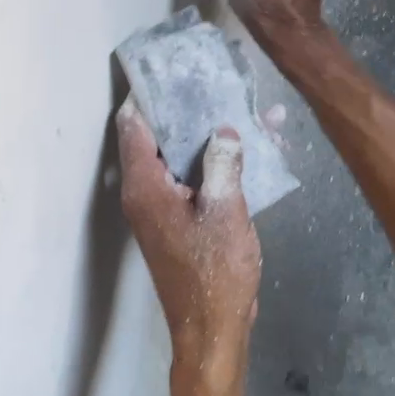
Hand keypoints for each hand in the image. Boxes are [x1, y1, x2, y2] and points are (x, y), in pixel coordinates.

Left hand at [117, 96, 262, 376]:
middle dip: (192, 109)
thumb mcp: (225, 211)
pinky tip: (260, 149)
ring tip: (252, 109)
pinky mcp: (186, 221)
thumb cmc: (215, 271)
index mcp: (147, 186)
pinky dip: (224, 164)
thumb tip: (224, 131)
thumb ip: (223, 164)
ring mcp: (167, 208)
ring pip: (187, 158)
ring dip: (216, 137)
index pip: (135, 125)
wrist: (214, 329)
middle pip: (162, 137)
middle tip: (219, 79)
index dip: (149, 94)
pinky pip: (201, 180)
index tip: (170, 66)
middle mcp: (148, 193)